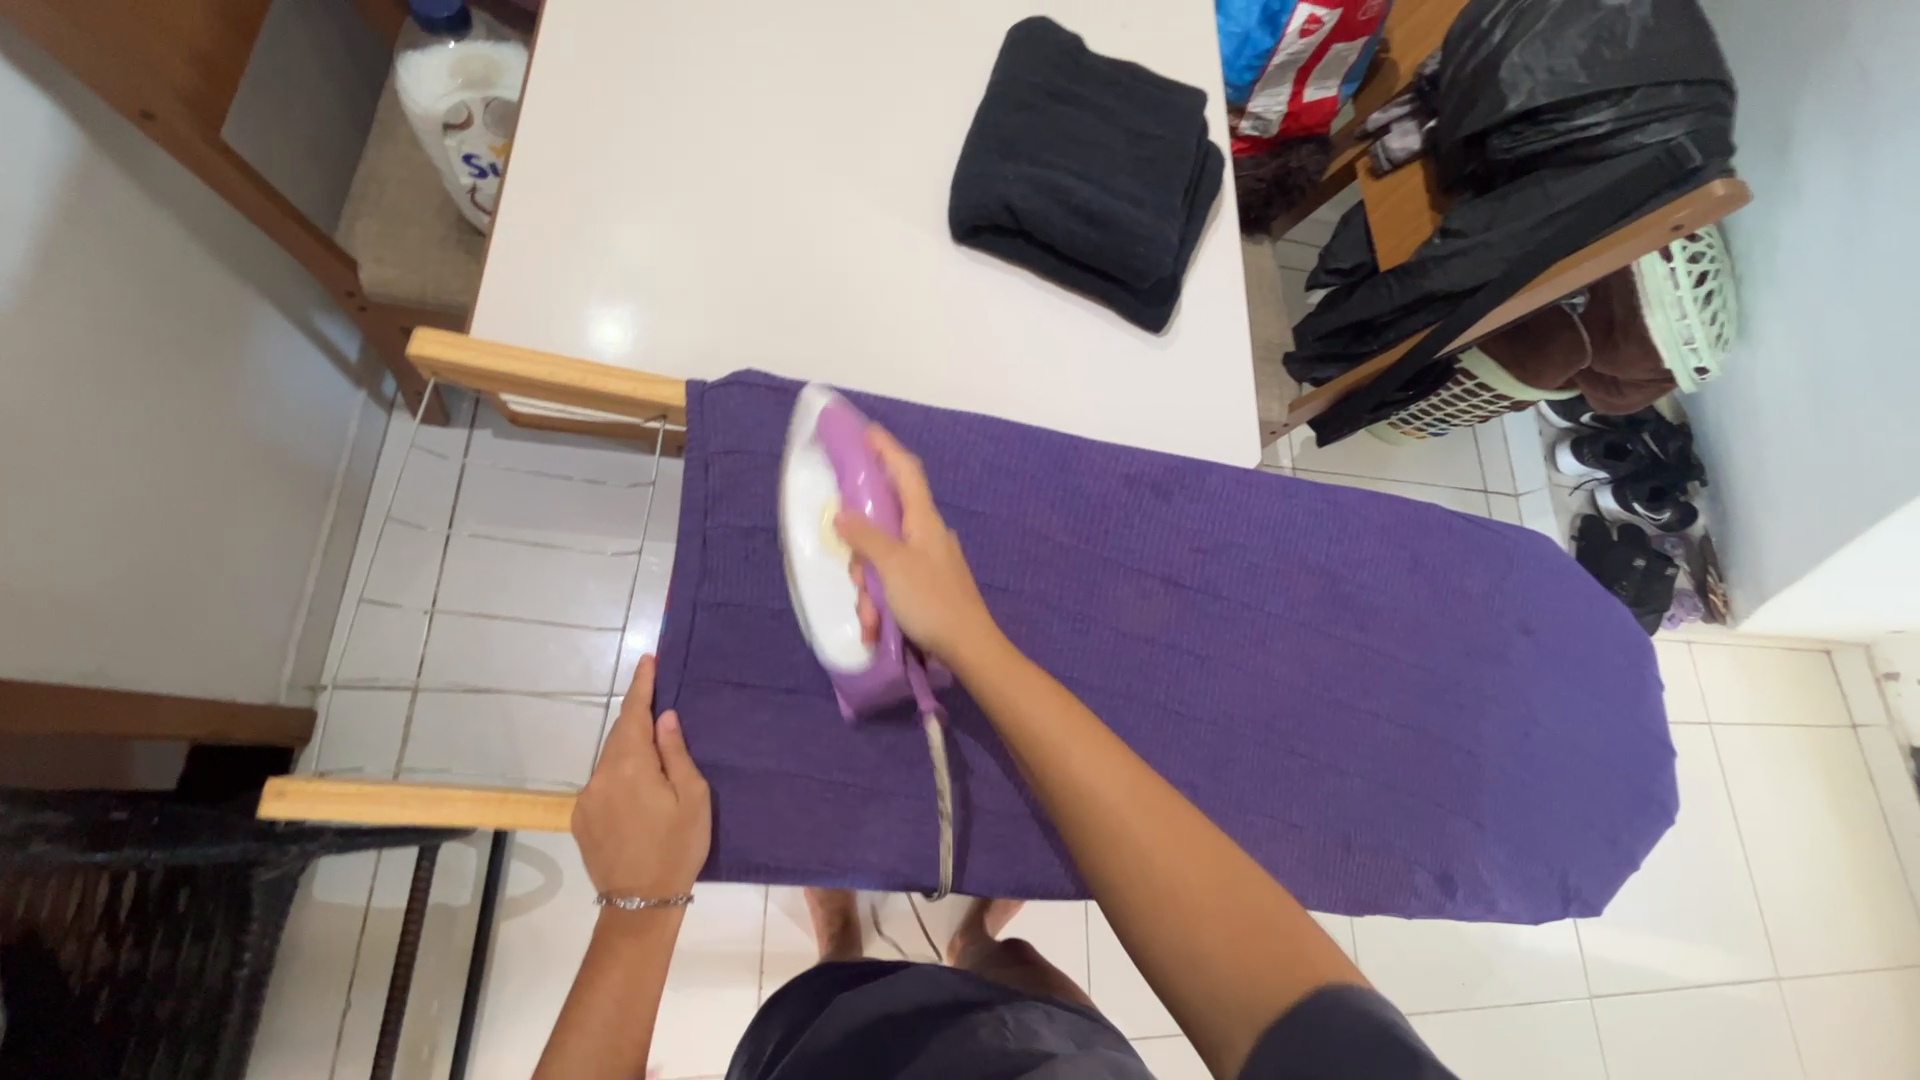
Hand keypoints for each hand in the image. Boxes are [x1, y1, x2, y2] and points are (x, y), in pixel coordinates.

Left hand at [572, 656, 710, 899]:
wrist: (641, 904)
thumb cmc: (677, 847)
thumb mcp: (692, 797)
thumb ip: (676, 753)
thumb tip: (665, 718)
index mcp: (630, 766)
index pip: (634, 714)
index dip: (642, 685)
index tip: (648, 660)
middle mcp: (600, 776)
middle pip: (620, 735)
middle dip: (639, 717)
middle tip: (662, 701)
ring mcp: (586, 799)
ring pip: (612, 760)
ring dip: (632, 749)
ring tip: (658, 754)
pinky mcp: (581, 818)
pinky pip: (604, 782)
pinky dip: (622, 773)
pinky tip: (641, 789)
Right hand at [834, 425, 1002, 664]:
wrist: (969, 648)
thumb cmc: (932, 601)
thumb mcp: (892, 566)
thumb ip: (866, 537)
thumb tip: (842, 513)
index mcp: (924, 520)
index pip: (905, 471)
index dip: (886, 449)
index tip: (866, 432)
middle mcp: (927, 536)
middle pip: (882, 525)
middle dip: (862, 556)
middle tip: (859, 578)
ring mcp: (927, 563)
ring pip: (882, 563)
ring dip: (870, 592)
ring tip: (873, 619)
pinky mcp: (926, 589)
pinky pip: (892, 587)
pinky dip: (881, 606)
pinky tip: (879, 630)